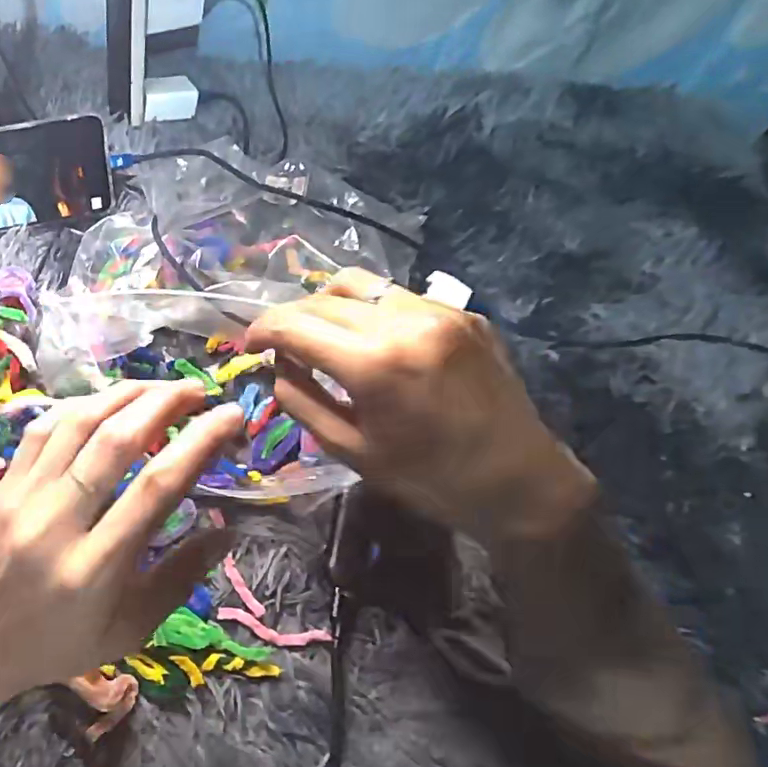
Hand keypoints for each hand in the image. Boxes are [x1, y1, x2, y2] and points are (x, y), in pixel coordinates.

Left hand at [0, 382, 244, 726]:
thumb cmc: (58, 645)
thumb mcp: (128, 629)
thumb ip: (179, 579)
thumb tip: (227, 530)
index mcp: (95, 566)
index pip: (157, 486)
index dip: (200, 441)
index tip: (231, 414)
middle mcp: (57, 522)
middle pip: (116, 441)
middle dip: (164, 403)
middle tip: (198, 389)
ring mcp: (23, 497)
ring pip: (76, 423)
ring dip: (123, 394)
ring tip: (159, 387)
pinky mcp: (2, 485)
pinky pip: (42, 429)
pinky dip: (79, 406)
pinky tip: (105, 401)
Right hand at [246, 268, 595, 540]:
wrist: (520, 481)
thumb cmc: (426, 478)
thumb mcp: (348, 449)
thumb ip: (302, 401)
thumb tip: (278, 366)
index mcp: (374, 364)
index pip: (295, 325)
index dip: (261, 330)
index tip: (247, 345)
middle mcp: (405, 322)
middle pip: (322, 299)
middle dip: (289, 318)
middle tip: (277, 344)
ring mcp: (439, 312)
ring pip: (359, 285)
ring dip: (326, 305)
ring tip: (319, 334)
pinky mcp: (462, 313)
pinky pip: (396, 295)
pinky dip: (367, 310)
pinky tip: (368, 339)